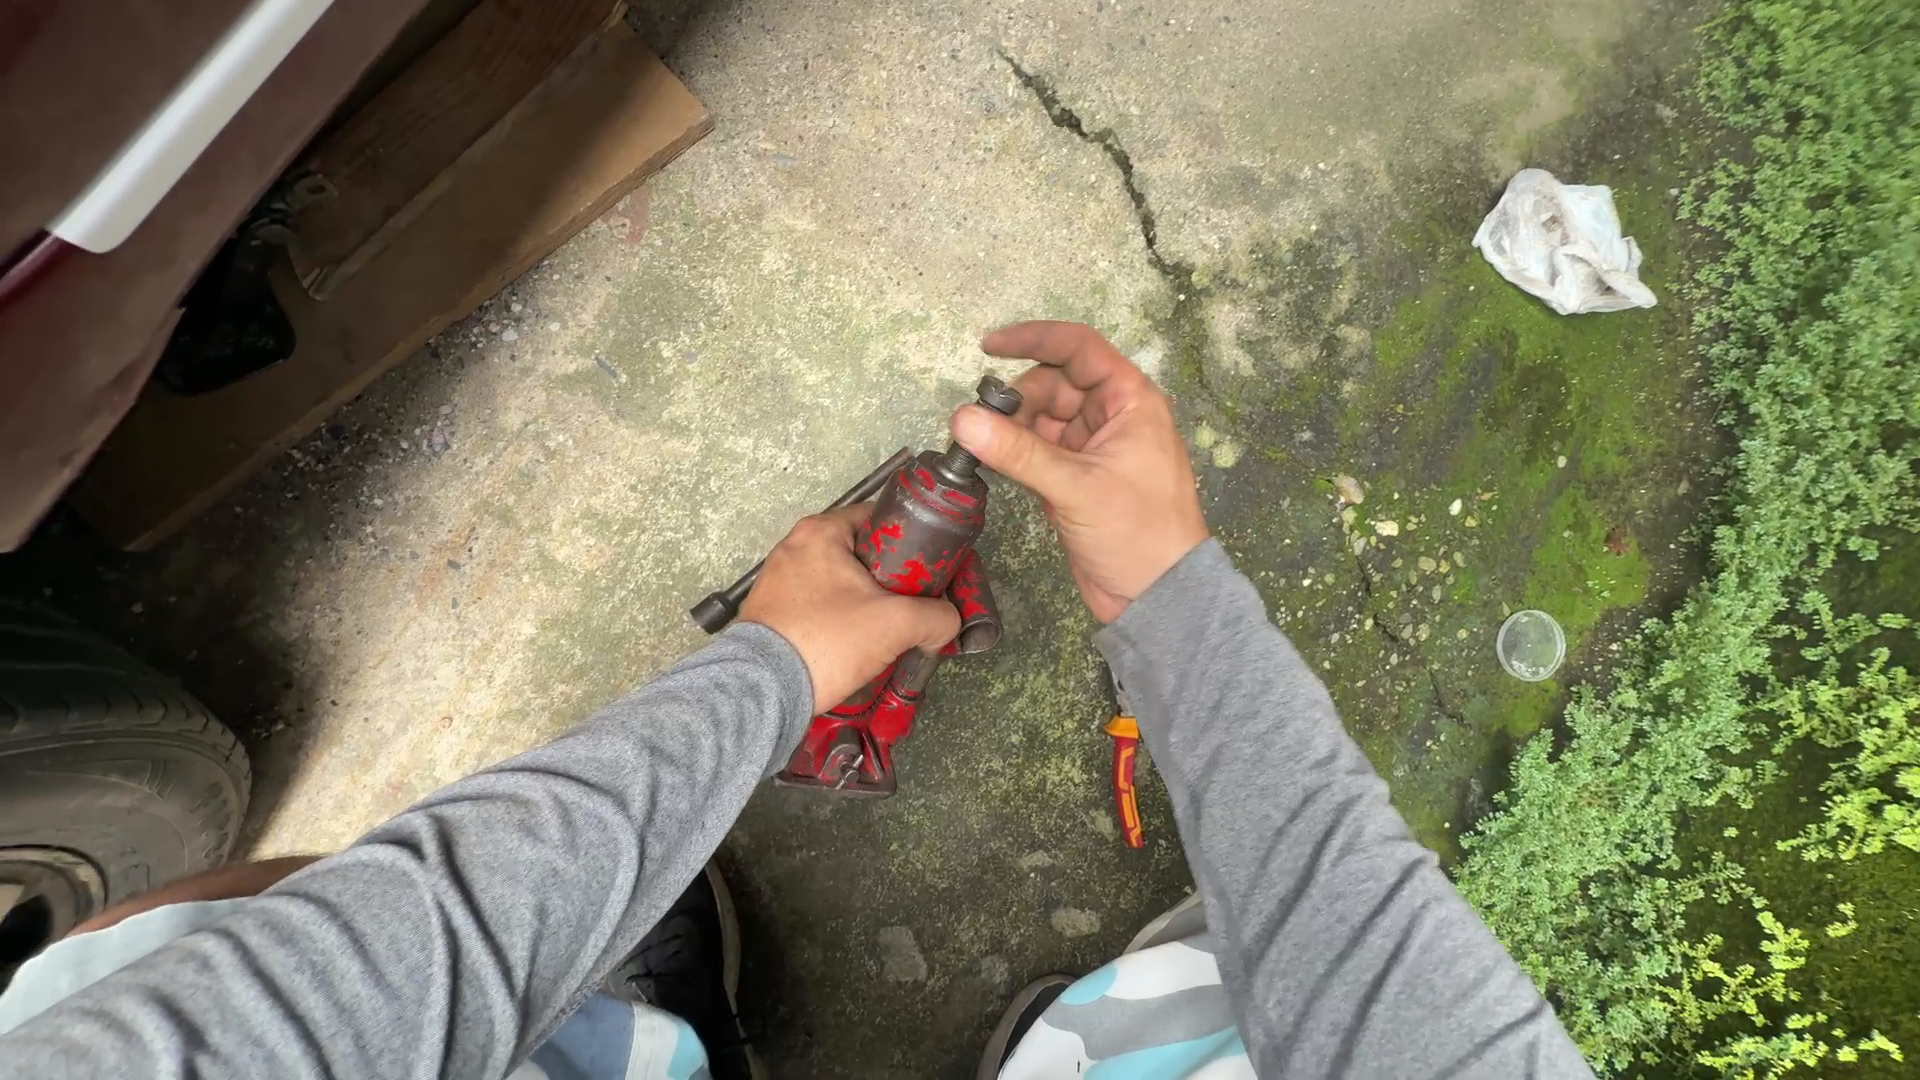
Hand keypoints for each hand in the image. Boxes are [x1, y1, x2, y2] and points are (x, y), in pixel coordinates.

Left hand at [738, 503, 960, 712]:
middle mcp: (794, 548)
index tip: (926, 568)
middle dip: (888, 580)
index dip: (910, 542)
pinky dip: (839, 621)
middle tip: (908, 605)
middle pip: (861, 553)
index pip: (879, 518)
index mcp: (821, 532)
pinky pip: (819, 607)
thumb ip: (936, 616)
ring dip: (865, 604)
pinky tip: (853, 646)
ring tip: (883, 631)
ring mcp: (778, 580)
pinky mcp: (772, 612)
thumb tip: (946, 621)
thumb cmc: (822, 643)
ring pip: (840, 583)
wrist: (765, 691)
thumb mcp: (896, 624)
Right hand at [951, 321, 1207, 622]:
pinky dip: (1014, 453)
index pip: (1079, 349)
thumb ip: (1019, 452)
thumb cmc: (1138, 532)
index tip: (988, 345)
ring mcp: (1090, 448)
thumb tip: (962, 420)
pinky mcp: (1073, 477)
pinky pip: (1037, 451)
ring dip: (1011, 428)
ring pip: (1041, 419)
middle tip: (980, 424)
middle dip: (1016, 399)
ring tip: (981, 446)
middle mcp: (1110, 416)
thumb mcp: (1077, 487)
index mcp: (1129, 401)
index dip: (1034, 339)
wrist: (1155, 595)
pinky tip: (991, 460)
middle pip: (1052, 385)